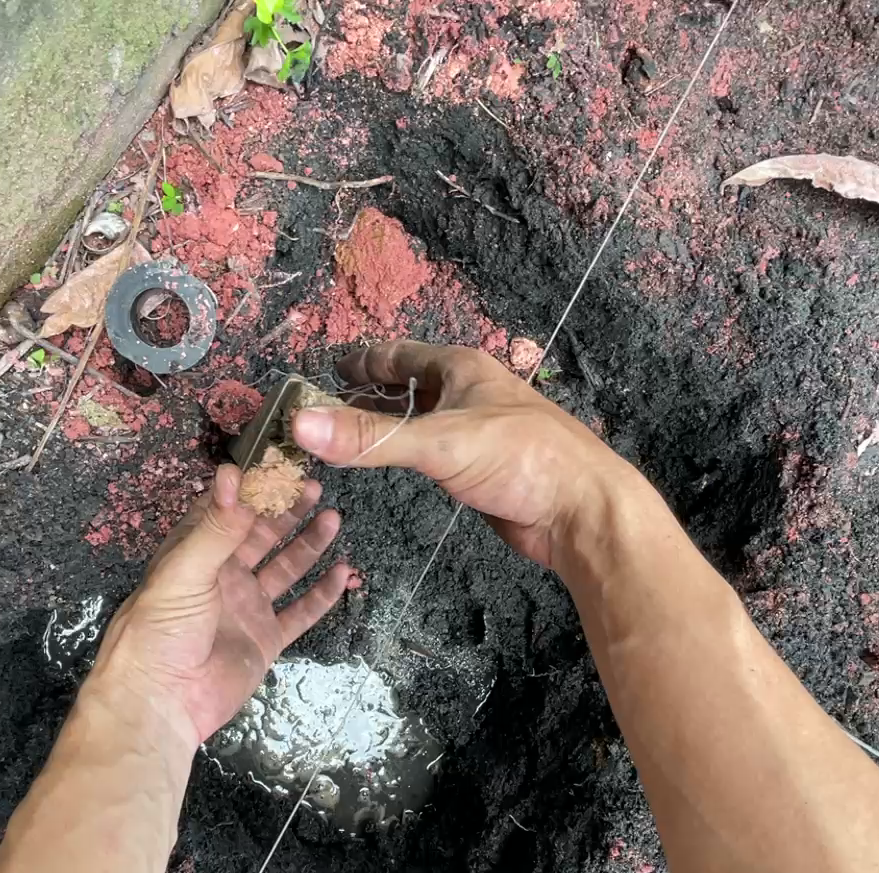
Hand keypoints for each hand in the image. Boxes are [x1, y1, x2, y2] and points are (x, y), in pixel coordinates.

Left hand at [85, 467, 356, 752]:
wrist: (163, 700)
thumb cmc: (162, 628)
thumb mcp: (185, 570)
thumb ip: (217, 526)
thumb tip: (233, 473)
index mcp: (195, 554)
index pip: (228, 512)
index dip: (253, 490)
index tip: (280, 467)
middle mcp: (223, 576)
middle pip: (262, 536)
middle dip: (288, 512)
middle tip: (316, 488)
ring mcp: (246, 608)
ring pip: (285, 569)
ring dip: (309, 545)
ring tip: (334, 519)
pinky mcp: (265, 639)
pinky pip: (299, 612)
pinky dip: (321, 594)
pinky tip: (342, 573)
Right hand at [291, 340, 647, 568]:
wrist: (580, 510)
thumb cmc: (519, 458)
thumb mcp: (439, 441)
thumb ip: (370, 437)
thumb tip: (299, 425)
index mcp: (461, 369)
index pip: (399, 356)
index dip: (362, 360)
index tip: (325, 369)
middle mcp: (468, 393)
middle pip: (409, 385)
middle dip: (370, 391)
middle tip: (327, 404)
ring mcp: (476, 431)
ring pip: (421, 419)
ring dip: (388, 422)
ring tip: (348, 432)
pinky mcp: (480, 467)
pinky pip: (433, 451)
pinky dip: (407, 451)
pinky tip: (392, 461)